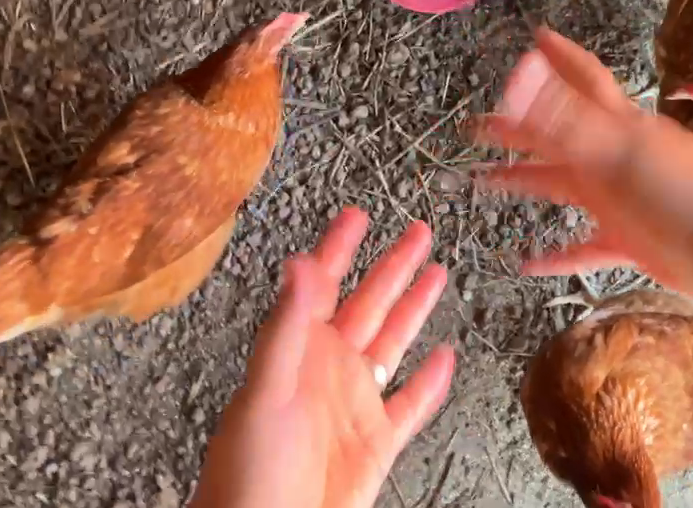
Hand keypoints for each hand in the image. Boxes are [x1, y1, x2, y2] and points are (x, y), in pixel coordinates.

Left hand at [191, 209, 454, 507]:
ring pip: (394, 341)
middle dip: (393, 264)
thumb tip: (299, 263)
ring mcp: (355, 403)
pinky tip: (446, 357)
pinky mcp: (376, 442)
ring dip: (415, 307)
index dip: (340, 246)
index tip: (357, 215)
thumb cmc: (246, 477)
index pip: (324, 282)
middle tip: (417, 230)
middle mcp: (330, 368)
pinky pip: (411, 404)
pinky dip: (431, 381)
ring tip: (435, 272)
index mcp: (301, 349)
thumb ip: (286, 326)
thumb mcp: (264, 391)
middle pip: (371, 302)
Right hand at [476, 27, 692, 301]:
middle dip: (519, 125)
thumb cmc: (681, 193)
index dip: (559, 56)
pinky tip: (527, 262)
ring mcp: (622, 198)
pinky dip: (557, 253)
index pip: (582, 77)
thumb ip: (565, 117)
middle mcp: (616, 154)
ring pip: (563, 184)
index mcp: (617, 124)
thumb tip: (522, 71)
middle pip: (559, 133)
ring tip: (483, 179)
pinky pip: (585, 246)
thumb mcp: (616, 151)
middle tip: (479, 124)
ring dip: (526, 180)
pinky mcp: (631, 240)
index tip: (535, 36)